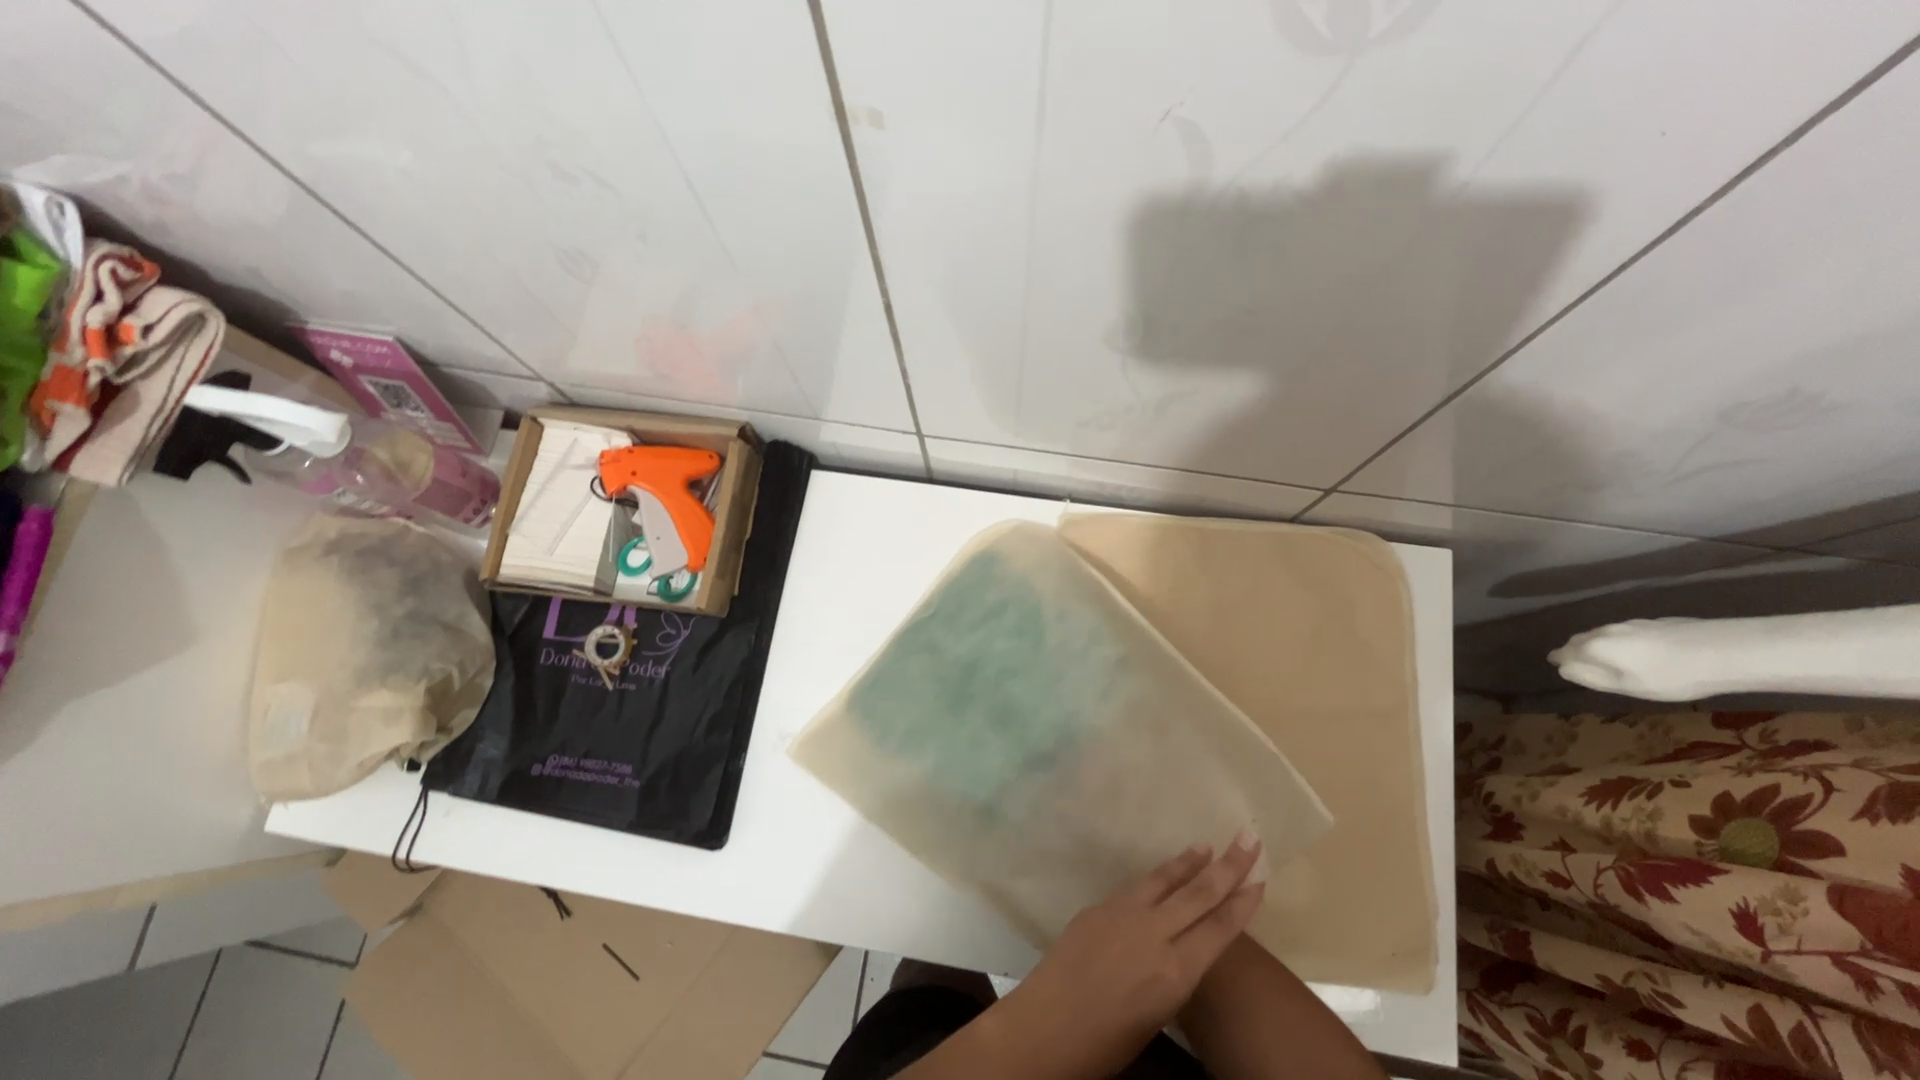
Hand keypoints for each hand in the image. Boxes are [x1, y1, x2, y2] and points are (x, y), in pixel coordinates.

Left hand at [994, 831, 1265, 1078]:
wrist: (1045, 1026)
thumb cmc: (1107, 1041)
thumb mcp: (1158, 1014)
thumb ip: (1174, 975)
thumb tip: (1179, 950)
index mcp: (1176, 970)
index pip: (1219, 928)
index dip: (1242, 903)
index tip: (1260, 879)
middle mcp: (1153, 933)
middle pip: (1198, 893)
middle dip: (1227, 866)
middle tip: (1247, 837)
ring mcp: (1121, 915)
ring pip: (1162, 881)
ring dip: (1186, 863)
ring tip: (1205, 846)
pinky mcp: (1096, 909)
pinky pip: (1134, 889)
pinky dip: (1154, 879)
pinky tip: (1159, 877)